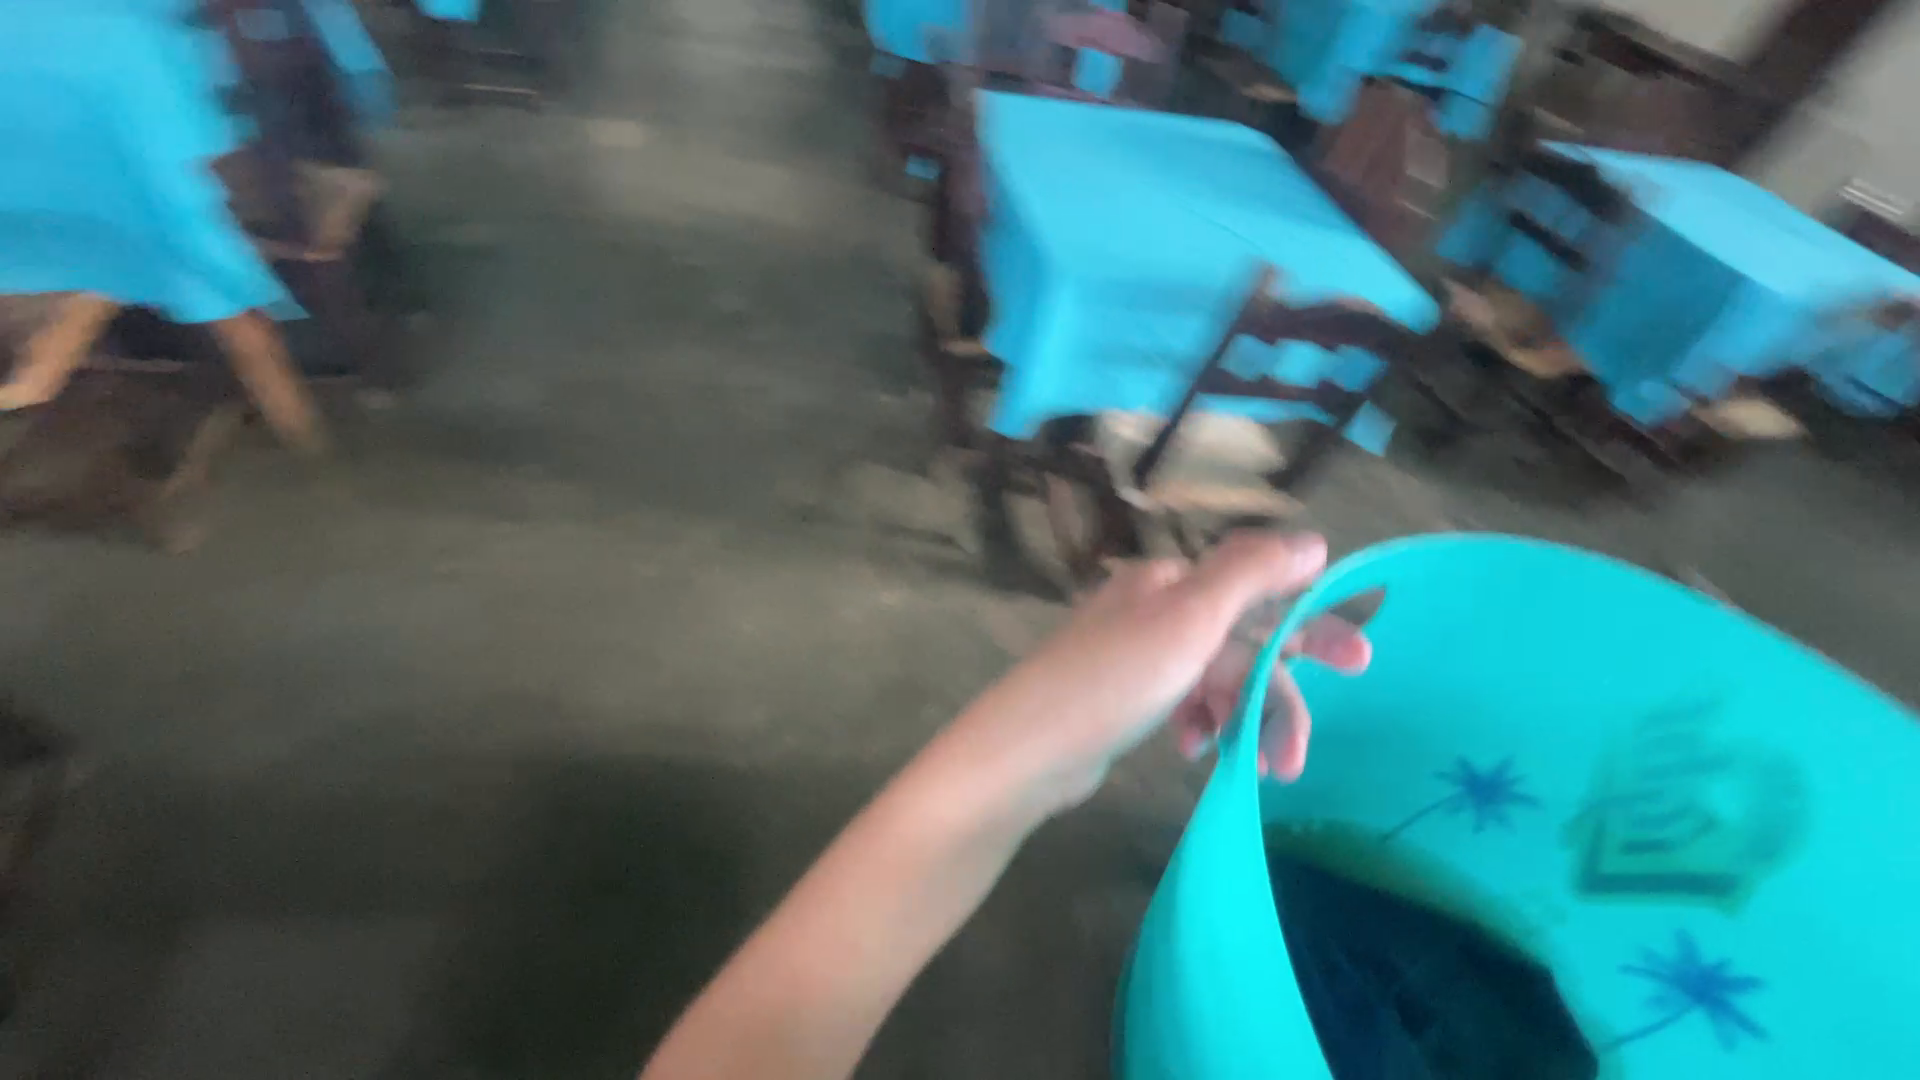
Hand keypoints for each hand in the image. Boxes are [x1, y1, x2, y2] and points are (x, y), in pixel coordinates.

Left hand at [944, 532, 1369, 813]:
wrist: (1028, 748)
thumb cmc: (1113, 678)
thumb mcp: (1188, 618)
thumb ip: (1250, 573)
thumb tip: (1313, 540)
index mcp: (1169, 583)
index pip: (1258, 589)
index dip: (1310, 622)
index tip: (1359, 662)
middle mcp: (1154, 609)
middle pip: (1240, 642)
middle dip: (1277, 693)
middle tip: (1303, 748)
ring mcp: (1137, 655)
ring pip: (1215, 680)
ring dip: (1241, 720)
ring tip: (1255, 768)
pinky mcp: (1125, 697)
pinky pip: (1185, 703)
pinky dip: (1202, 725)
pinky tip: (1196, 751)